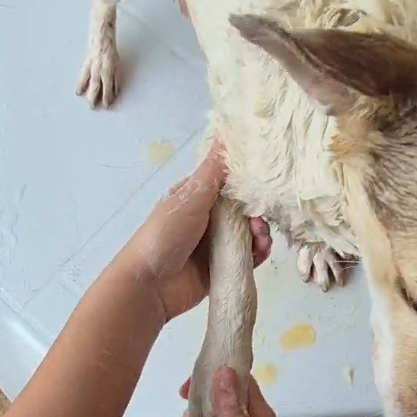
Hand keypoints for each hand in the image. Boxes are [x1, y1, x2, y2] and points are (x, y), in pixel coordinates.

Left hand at [113, 141, 271, 321]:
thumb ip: (213, 171)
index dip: (246, 181)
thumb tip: (226, 131)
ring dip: (259, 233)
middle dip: (256, 211)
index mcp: (195, 197)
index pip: (227, 183)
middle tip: (260, 219)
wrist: (151, 285)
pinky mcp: (222, 268)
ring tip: (261, 237)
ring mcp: (214, 245)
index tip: (266, 179)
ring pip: (247, 234)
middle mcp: (206, 219)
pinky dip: (257, 253)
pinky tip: (262, 251)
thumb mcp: (190, 197)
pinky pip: (247, 257)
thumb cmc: (165, 235)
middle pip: (241, 210)